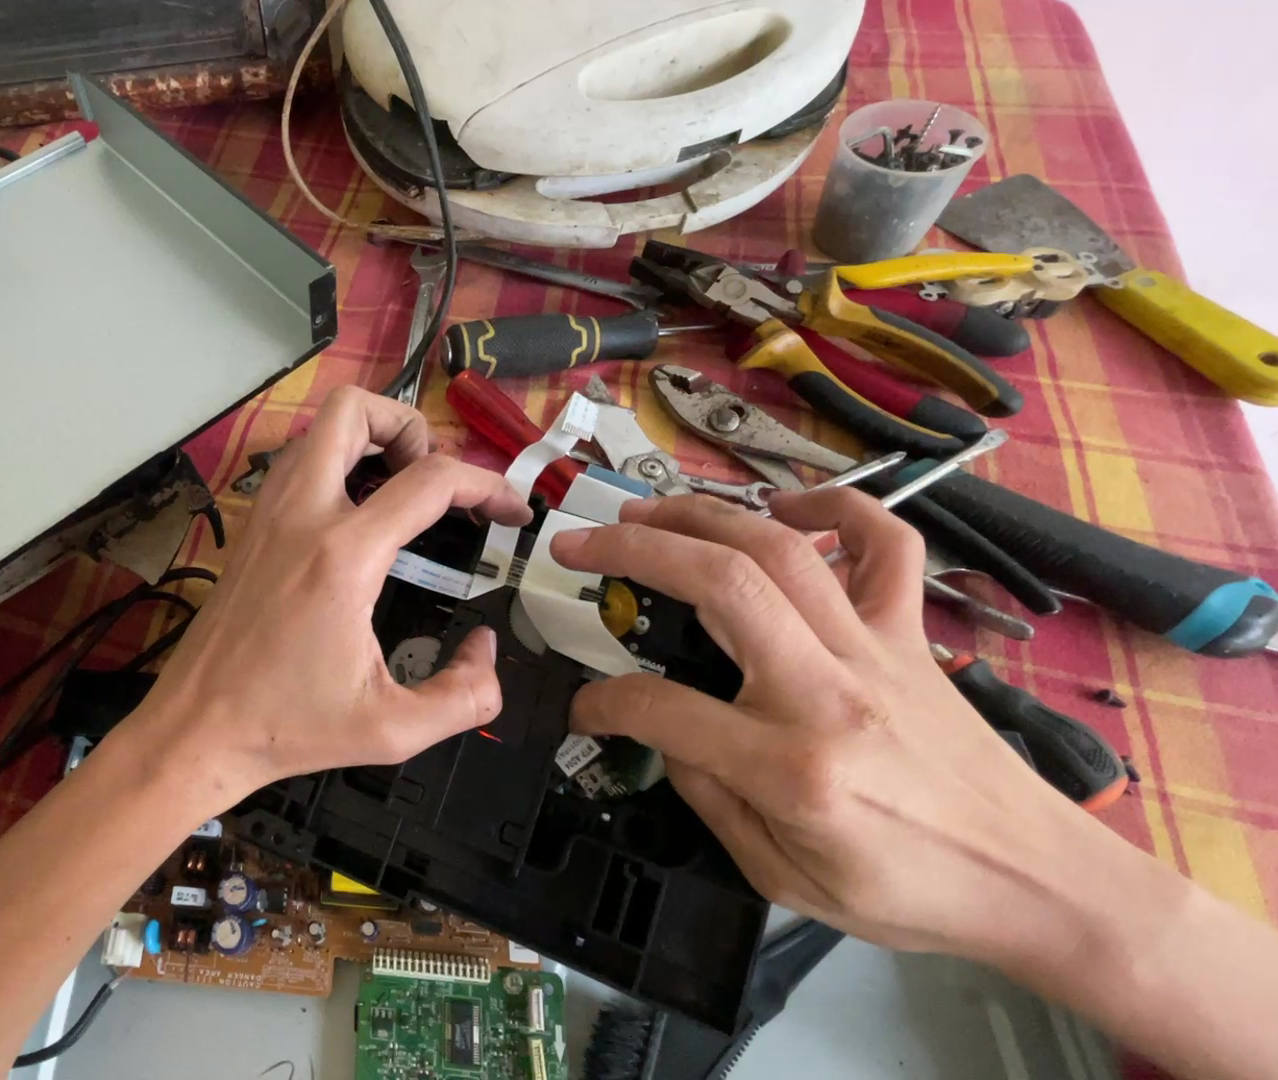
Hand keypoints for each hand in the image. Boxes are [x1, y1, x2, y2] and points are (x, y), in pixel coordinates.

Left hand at [118, 387, 530, 804]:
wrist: (197, 728)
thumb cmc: (288, 726)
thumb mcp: (393, 729)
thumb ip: (465, 695)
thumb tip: (485, 649)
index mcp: (343, 556)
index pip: (430, 480)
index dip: (487, 485)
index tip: (510, 510)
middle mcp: (301, 516)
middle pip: (354, 411)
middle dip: (410, 427)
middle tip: (434, 483)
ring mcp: (267, 515)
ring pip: (318, 430)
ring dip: (368, 439)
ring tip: (399, 492)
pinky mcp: (250, 528)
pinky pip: (296, 465)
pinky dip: (334, 465)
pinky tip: (353, 517)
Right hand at [549, 490, 1119, 966]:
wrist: (1041, 884)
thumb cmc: (906, 889)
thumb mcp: (781, 877)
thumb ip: (707, 796)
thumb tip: (665, 732)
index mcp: (789, 766)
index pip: (661, 708)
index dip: (602, 702)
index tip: (582, 706)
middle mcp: (829, 689)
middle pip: (721, 585)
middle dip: (632, 551)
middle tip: (578, 545)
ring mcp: (876, 649)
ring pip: (780, 550)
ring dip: (699, 516)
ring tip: (644, 513)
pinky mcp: (910, 634)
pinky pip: (885, 546)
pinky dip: (835, 508)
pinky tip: (784, 507)